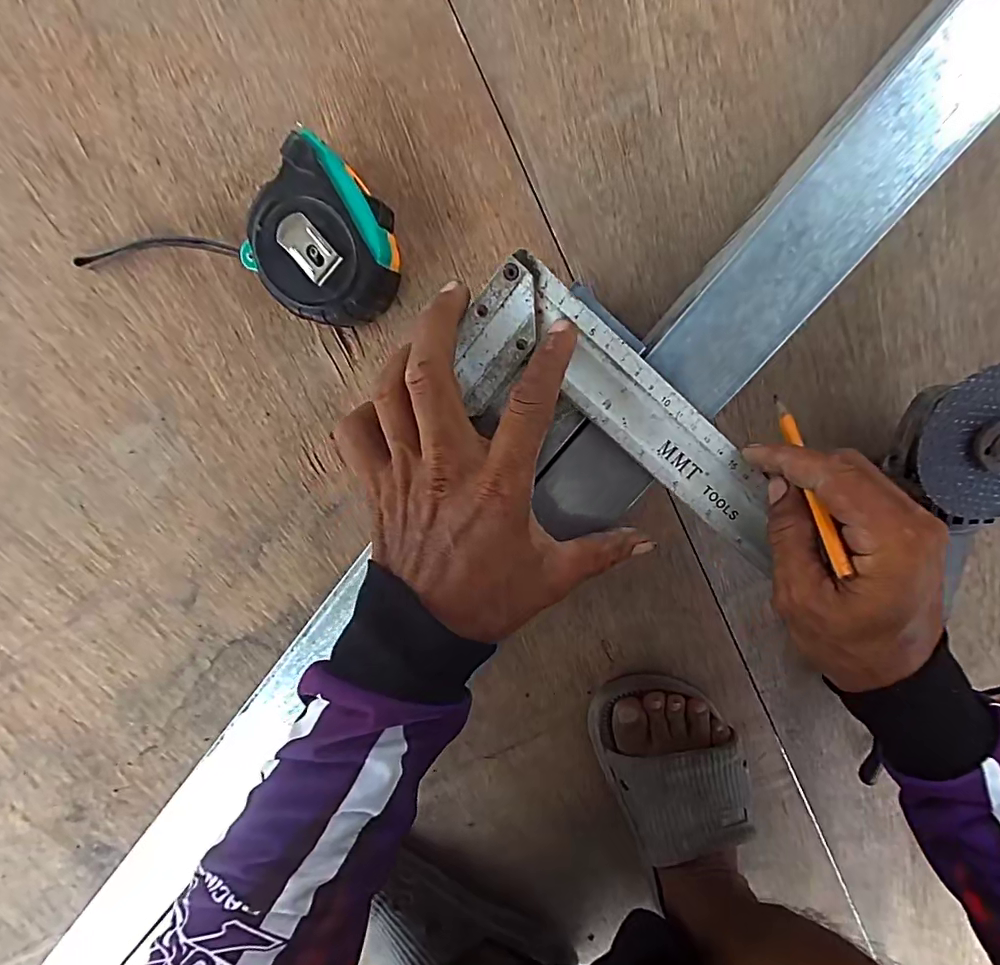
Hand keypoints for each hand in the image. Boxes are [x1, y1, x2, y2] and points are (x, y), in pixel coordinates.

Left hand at [333, 281, 652, 641]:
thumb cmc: (485, 601)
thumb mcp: (550, 578)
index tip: (560, 330)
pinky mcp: (375, 486)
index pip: (526, 408)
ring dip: (400, 354)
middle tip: (456, 294)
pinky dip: (362, 410)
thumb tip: (645, 542)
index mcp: (496, 484)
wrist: (421, 634)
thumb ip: (598, 553)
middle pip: (431, 375)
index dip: (546, 363)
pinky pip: (355, 434)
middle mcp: (445, 465)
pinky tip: (379, 402)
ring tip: (418, 335)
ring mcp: (403, 472)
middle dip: (440, 323)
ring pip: (388, 393)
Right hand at [741, 444, 947, 691]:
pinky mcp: (912, 528)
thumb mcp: (801, 597)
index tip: (755, 455)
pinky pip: (868, 492)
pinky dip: (833, 491)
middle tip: (761, 472)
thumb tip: (780, 489)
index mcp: (891, 542)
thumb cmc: (851, 647)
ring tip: (781, 493)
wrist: (896, 674)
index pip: (836, 479)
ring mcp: (918, 524)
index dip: (791, 460)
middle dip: (801, 464)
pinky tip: (809, 508)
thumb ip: (789, 537)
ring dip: (816, 477)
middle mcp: (914, 524)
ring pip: (859, 474)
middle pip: (850, 467)